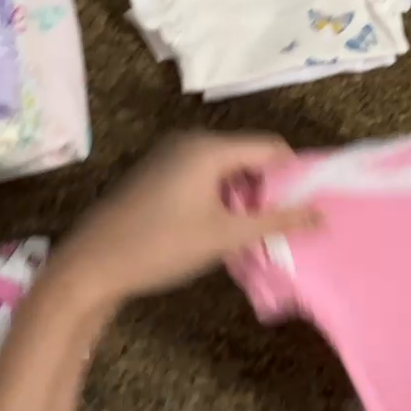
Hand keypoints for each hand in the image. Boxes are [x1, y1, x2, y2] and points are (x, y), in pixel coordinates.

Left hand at [46, 132, 318, 309]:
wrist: (89, 268)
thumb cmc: (161, 246)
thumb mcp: (226, 236)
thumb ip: (277, 221)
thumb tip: (321, 216)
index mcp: (209, 148)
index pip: (271, 147)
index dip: (294, 174)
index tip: (305, 206)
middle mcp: (190, 142)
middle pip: (249, 155)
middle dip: (267, 188)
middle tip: (276, 225)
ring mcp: (170, 156)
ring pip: (226, 168)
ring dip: (243, 196)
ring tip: (248, 232)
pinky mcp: (157, 174)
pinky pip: (203, 175)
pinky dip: (220, 196)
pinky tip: (217, 228)